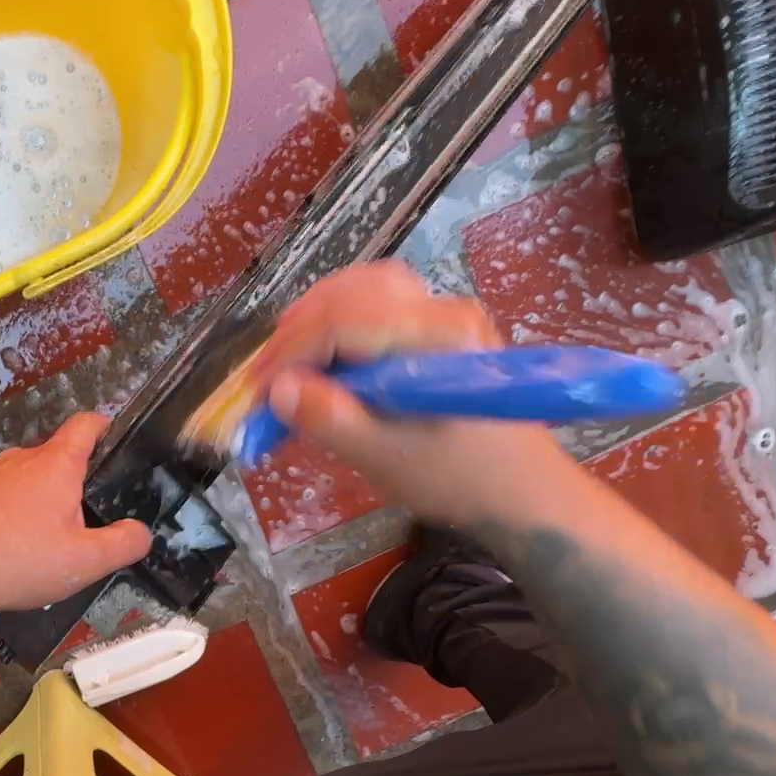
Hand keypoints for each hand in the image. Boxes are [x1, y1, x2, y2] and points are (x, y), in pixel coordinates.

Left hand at [0, 413, 152, 614]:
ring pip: (27, 477)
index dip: (106, 427)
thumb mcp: (83, 562)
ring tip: (46, 538)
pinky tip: (11, 543)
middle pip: (58, 457)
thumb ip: (123, 544)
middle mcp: (20, 458)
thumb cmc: (17, 561)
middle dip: (74, 482)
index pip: (86, 424)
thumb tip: (141, 532)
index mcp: (55, 465)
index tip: (117, 441)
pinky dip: (12, 510)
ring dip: (41, 499)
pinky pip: (0, 494)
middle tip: (85, 521)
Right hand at [260, 262, 579, 524]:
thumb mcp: (387, 459)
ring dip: (312, 319)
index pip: (346, 322)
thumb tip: (277, 391)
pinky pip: (374, 301)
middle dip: (297, 332)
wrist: (519, 488)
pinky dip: (334, 319)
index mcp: (438, 338)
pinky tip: (317, 350)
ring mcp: (441, 312)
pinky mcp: (433, 325)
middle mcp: (443, 309)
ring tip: (283, 361)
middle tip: (262, 379)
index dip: (292, 353)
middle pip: (352, 293)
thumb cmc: (457, 478)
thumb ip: (332, 421)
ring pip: (361, 288)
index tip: (257, 393)